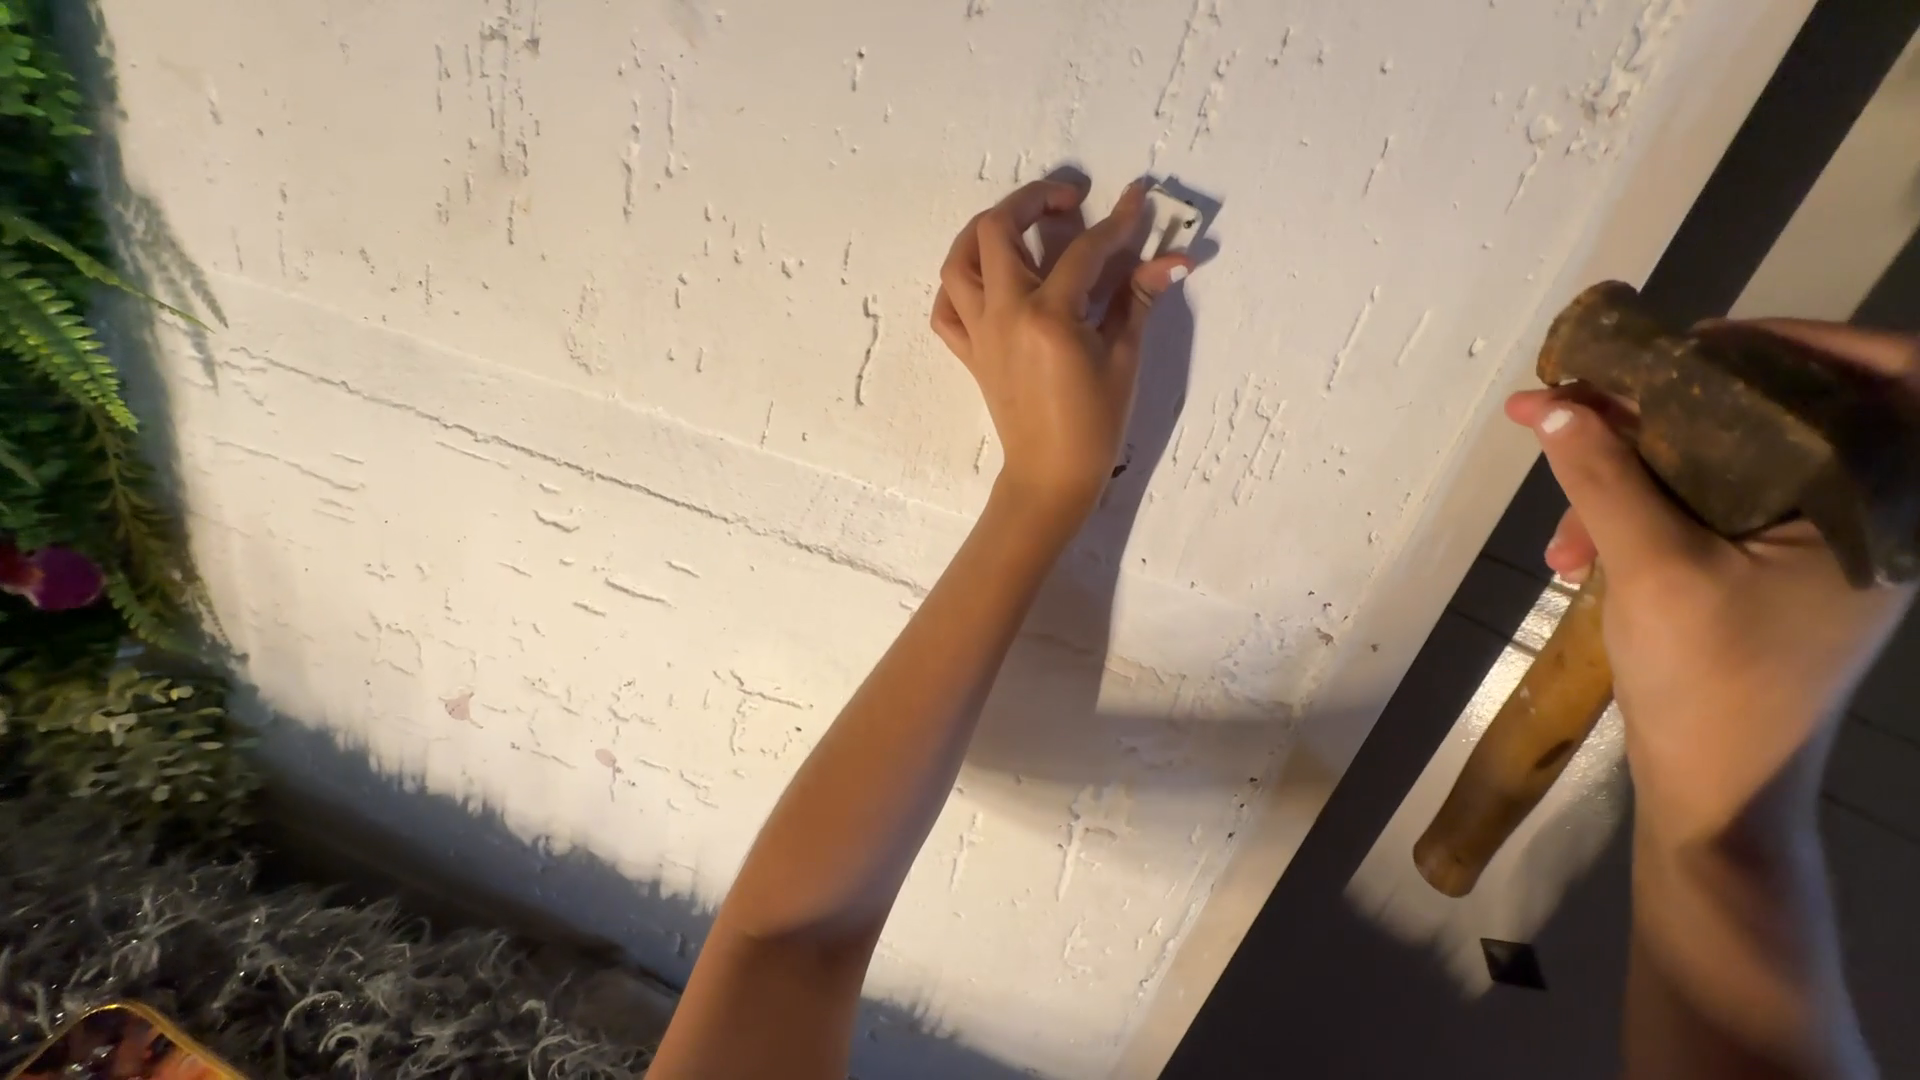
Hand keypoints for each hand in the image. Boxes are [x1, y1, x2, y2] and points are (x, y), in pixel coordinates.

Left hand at [931, 178, 1191, 520]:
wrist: (1050, 473)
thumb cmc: (1093, 423)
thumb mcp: (1123, 358)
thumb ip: (1138, 299)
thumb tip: (1173, 259)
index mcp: (1049, 317)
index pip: (1084, 250)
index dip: (1116, 222)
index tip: (1136, 198)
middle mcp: (1005, 315)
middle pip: (995, 230)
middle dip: (1032, 200)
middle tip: (1067, 203)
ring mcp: (979, 333)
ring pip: (958, 261)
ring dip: (984, 231)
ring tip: (1019, 228)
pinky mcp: (968, 353)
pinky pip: (946, 308)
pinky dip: (959, 284)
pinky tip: (988, 280)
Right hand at [1508, 320, 1919, 844]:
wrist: (1715, 780)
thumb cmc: (1709, 677)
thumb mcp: (1649, 567)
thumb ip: (1602, 478)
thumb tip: (1550, 406)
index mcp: (1880, 503)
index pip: (1891, 377)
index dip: (1799, 341)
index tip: (1691, 343)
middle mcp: (1862, 510)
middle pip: (1772, 420)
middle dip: (1660, 419)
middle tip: (1578, 410)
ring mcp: (1811, 541)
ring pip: (1718, 468)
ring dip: (1627, 482)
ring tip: (1560, 531)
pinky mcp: (1764, 565)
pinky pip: (1699, 508)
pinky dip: (1634, 517)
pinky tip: (1575, 551)